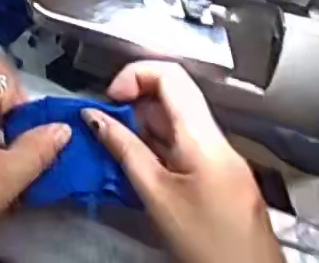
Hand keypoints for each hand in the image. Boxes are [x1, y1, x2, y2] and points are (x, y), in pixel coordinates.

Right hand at [82, 62, 282, 262]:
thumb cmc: (208, 249)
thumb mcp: (157, 196)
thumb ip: (124, 149)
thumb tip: (94, 116)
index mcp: (204, 137)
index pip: (169, 74)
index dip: (134, 75)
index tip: (111, 99)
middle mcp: (219, 140)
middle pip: (173, 94)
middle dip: (135, 103)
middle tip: (111, 127)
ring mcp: (225, 159)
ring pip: (179, 120)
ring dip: (146, 126)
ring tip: (123, 151)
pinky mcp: (225, 178)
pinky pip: (187, 144)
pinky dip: (161, 147)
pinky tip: (146, 171)